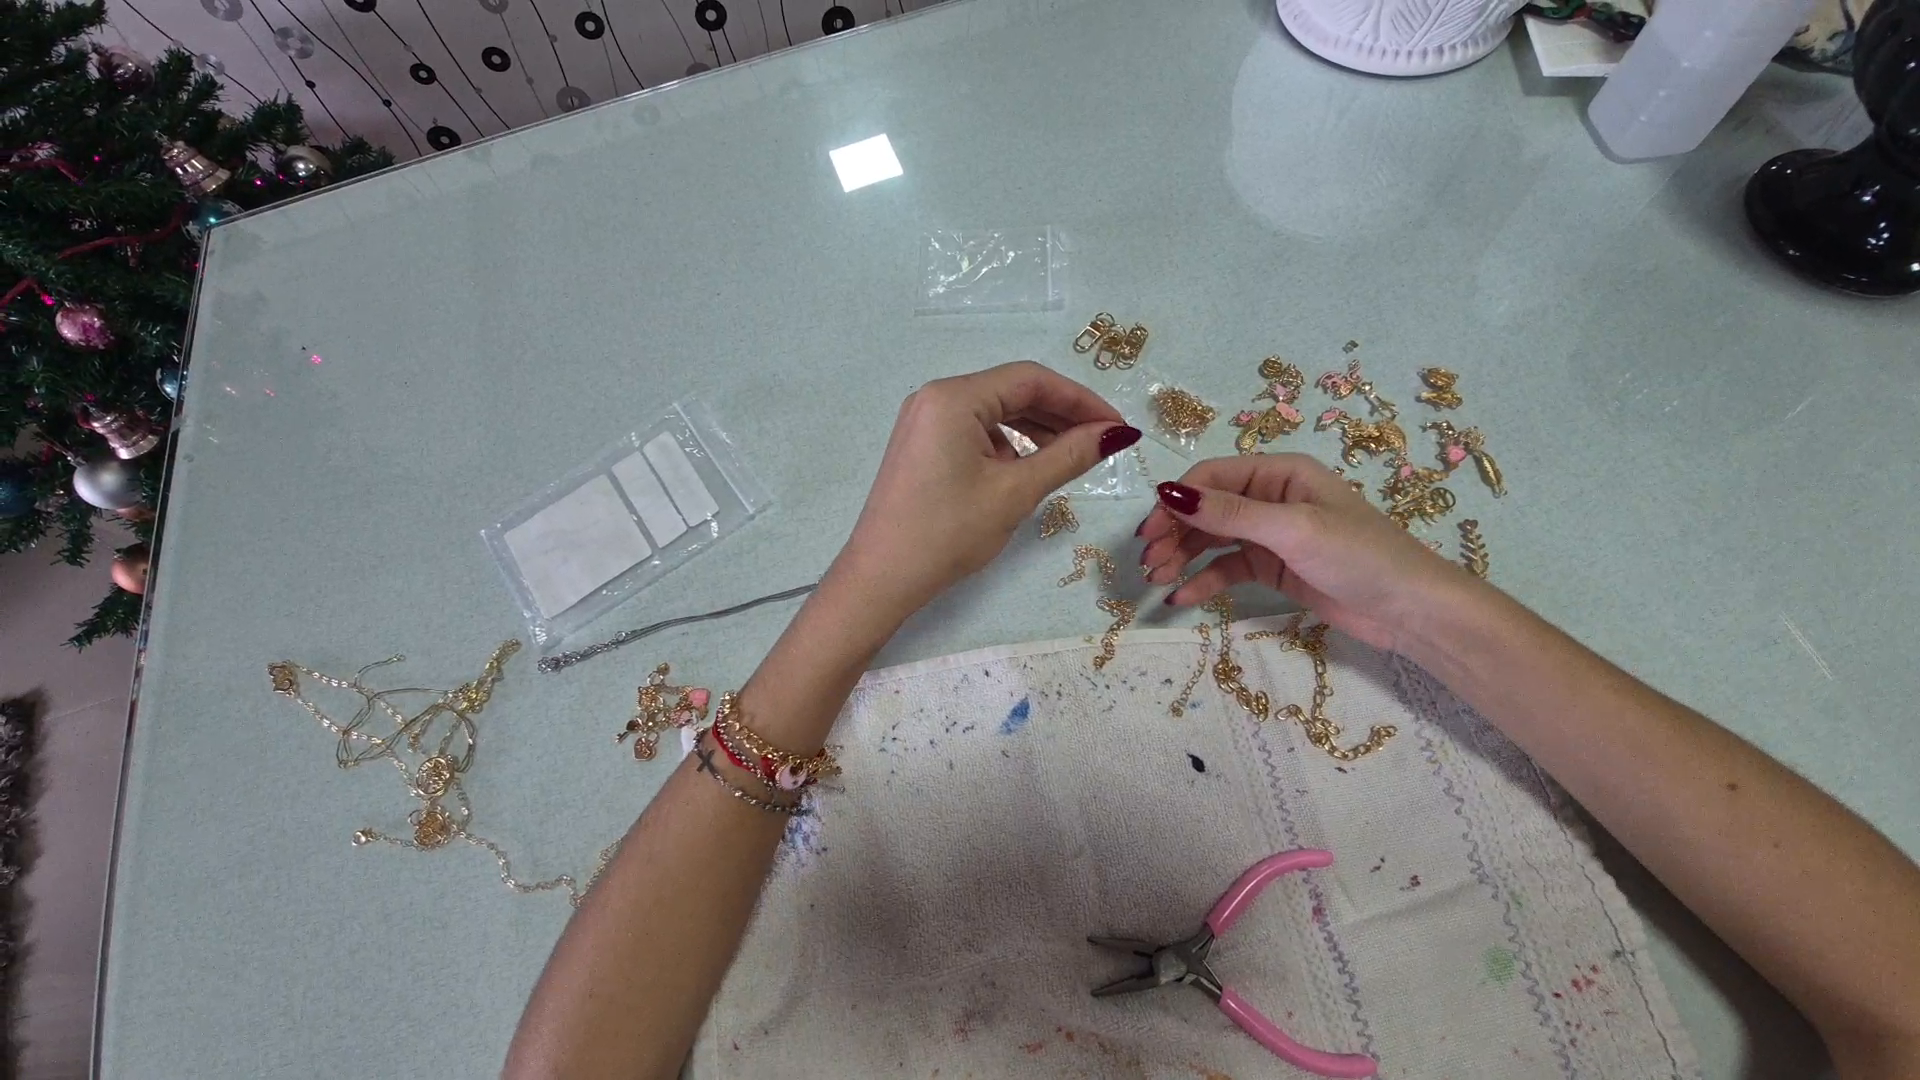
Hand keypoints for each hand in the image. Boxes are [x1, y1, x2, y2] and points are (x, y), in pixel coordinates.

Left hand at [830, 362, 1139, 625]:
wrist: (882, 577)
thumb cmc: (949, 533)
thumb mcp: (1015, 492)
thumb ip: (1068, 456)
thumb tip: (1116, 434)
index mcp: (954, 397)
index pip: (1031, 380)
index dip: (1080, 399)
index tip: (1117, 426)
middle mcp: (936, 397)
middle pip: (1012, 391)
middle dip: (1061, 415)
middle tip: (1103, 443)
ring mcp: (925, 421)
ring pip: (995, 413)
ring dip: (1037, 430)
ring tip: (1075, 457)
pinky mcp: (923, 445)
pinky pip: (976, 432)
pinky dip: (1008, 445)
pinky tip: (1031, 468)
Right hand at [1137, 453, 1485, 653]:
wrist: (1411, 611)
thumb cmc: (1359, 556)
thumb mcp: (1293, 529)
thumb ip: (1230, 513)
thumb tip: (1168, 492)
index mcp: (1279, 473)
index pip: (1211, 477)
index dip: (1176, 501)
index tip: (1150, 532)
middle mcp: (1270, 498)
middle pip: (1205, 509)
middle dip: (1173, 532)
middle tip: (1148, 562)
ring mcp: (1269, 535)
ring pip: (1210, 540)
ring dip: (1181, 557)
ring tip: (1157, 580)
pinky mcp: (1272, 567)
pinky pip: (1226, 568)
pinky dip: (1202, 581)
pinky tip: (1181, 598)